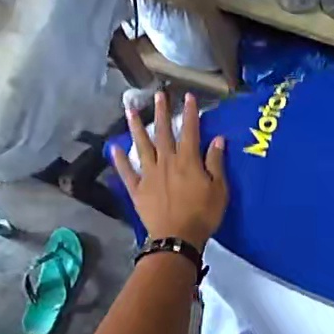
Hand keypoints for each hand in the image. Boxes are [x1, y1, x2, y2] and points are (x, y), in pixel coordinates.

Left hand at [112, 90, 227, 248]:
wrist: (177, 238)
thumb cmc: (203, 214)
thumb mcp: (219, 189)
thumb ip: (216, 163)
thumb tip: (217, 139)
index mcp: (188, 160)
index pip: (189, 130)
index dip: (189, 112)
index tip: (187, 96)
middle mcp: (166, 162)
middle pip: (163, 132)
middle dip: (161, 112)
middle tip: (158, 95)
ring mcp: (149, 175)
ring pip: (141, 146)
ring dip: (135, 127)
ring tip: (130, 110)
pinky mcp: (137, 189)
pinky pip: (126, 172)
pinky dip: (119, 159)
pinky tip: (114, 147)